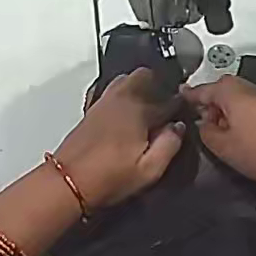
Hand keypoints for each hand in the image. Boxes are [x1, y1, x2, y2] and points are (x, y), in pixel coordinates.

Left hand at [52, 67, 187, 207]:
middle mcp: (121, 99)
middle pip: (144, 75)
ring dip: (140, 85)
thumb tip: (178, 128)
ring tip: (150, 103)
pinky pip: (113, 89)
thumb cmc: (108, 178)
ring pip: (126, 78)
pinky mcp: (92, 109)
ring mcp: (104, 101)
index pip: (168, 99)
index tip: (187, 111)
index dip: (181, 104)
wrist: (68, 180)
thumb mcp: (149, 171)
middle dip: (159, 84)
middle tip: (167, 102)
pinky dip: (124, 91)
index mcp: (139, 111)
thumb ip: (169, 145)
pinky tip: (128, 109)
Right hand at [184, 75, 255, 196]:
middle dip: (209, 106)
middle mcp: (250, 89)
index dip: (188, 96)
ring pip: (237, 101)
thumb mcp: (221, 146)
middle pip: (221, 91)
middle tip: (202, 124)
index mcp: (232, 91)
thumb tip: (202, 125)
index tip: (181, 97)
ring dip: (226, 114)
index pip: (201, 89)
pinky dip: (242, 120)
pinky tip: (243, 141)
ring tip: (224, 138)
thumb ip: (204, 132)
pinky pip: (251, 110)